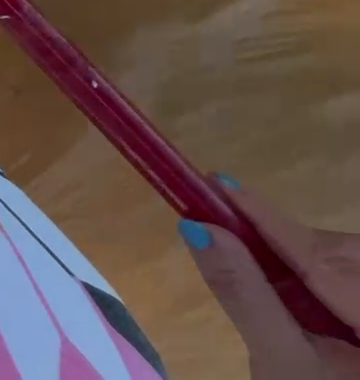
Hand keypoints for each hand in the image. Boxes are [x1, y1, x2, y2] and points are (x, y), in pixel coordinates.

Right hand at [182, 176, 359, 377]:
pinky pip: (357, 275)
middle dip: (297, 242)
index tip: (218, 181)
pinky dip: (323, 271)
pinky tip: (300, 286)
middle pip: (351, 256)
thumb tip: (196, 228)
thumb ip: (244, 294)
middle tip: (233, 232)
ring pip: (355, 261)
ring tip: (269, 274)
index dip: (269, 220)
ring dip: (308, 256)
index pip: (326, 260)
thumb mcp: (280, 359)